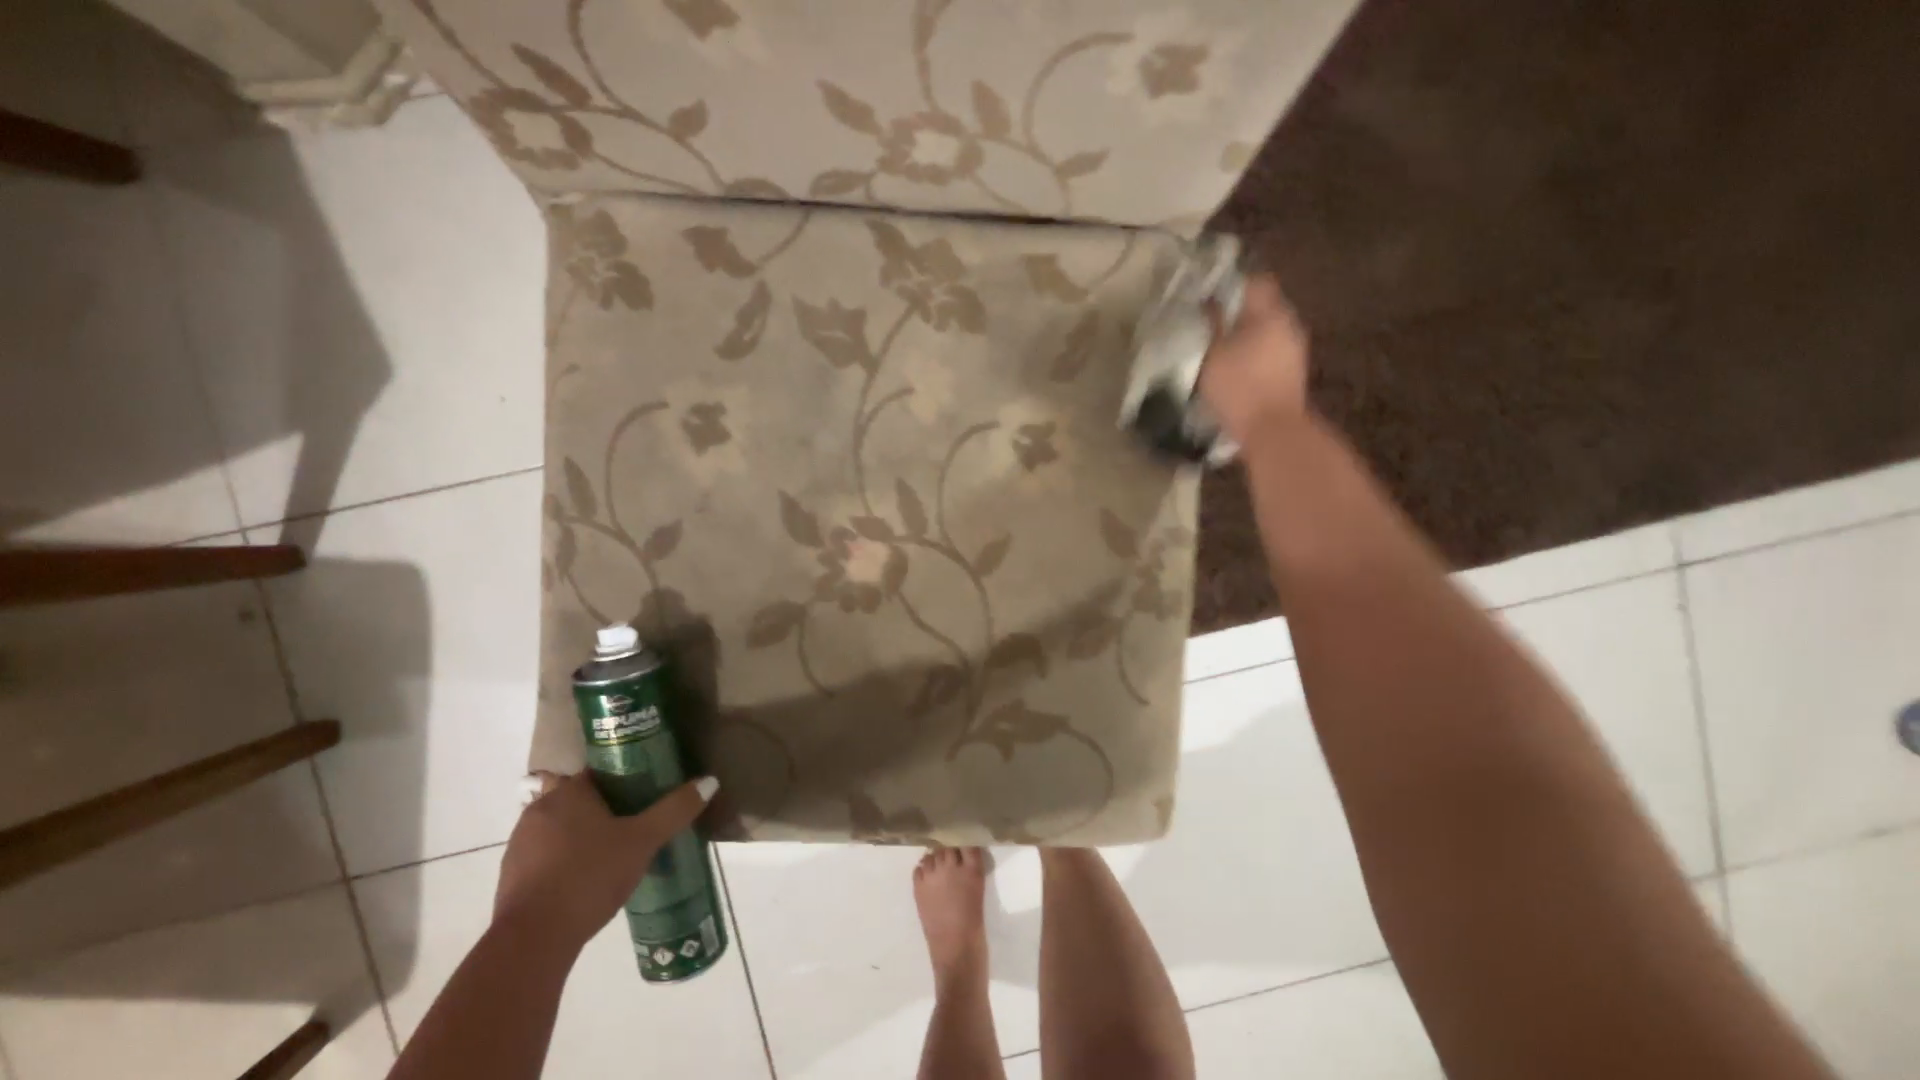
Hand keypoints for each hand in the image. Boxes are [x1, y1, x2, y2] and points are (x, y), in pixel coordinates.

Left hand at [493, 771, 718, 951]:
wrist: (534, 937)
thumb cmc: (590, 876)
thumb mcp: (642, 842)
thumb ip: (674, 810)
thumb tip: (709, 780)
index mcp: (569, 792)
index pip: (599, 773)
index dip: (624, 782)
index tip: (645, 797)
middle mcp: (539, 808)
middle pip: (579, 801)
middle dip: (604, 813)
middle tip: (635, 830)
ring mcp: (520, 842)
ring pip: (560, 830)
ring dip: (582, 839)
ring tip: (613, 859)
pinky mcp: (511, 875)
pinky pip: (545, 857)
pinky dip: (563, 863)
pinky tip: (585, 883)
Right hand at [1197, 275, 1310, 449]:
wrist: (1274, 432)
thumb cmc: (1239, 389)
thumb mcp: (1213, 355)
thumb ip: (1211, 324)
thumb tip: (1208, 302)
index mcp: (1270, 313)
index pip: (1256, 280)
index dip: (1234, 280)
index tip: (1211, 289)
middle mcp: (1289, 324)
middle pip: (1265, 304)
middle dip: (1240, 307)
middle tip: (1211, 316)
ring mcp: (1295, 348)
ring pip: (1269, 328)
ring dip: (1248, 331)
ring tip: (1221, 342)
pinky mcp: (1294, 371)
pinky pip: (1272, 348)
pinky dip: (1256, 350)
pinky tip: (1237, 363)